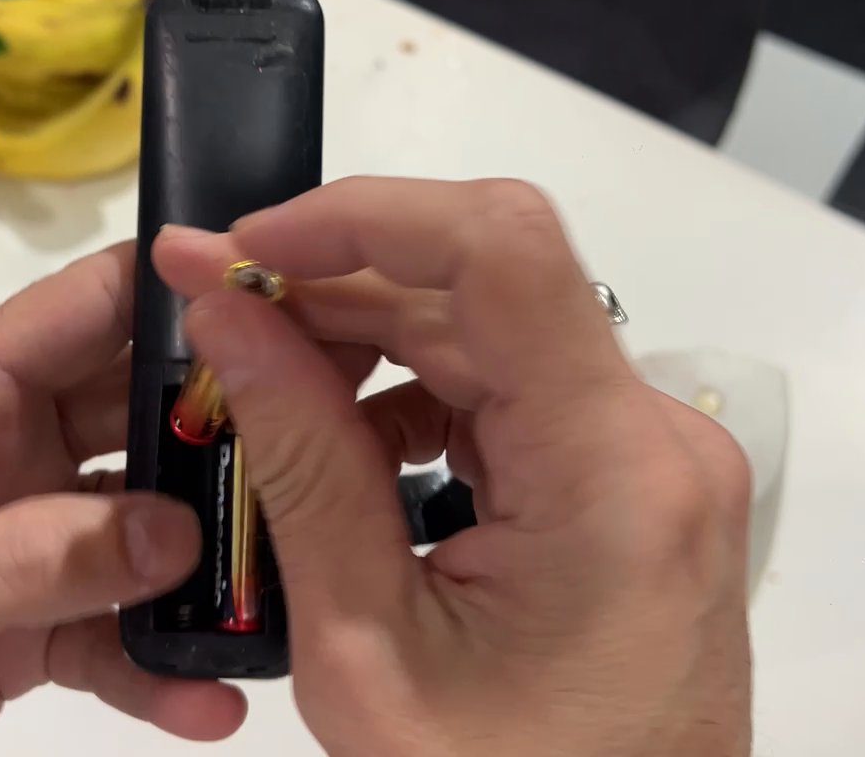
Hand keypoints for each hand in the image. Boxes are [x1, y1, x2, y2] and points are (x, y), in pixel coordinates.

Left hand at [0, 242, 245, 756]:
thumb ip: (28, 561)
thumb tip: (177, 534)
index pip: (79, 309)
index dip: (168, 288)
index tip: (269, 296)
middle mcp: (2, 449)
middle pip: (132, 411)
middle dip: (214, 427)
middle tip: (308, 446)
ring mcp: (23, 534)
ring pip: (139, 518)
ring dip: (202, 548)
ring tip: (277, 578)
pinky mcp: (30, 618)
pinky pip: (114, 622)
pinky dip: (158, 658)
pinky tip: (209, 697)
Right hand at [155, 177, 752, 756]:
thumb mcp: (363, 649)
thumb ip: (298, 461)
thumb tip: (225, 315)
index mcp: (612, 472)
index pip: (502, 250)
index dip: (367, 215)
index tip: (250, 243)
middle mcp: (649, 433)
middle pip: (476, 283)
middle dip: (333, 275)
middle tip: (216, 296)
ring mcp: (639, 447)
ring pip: (479, 323)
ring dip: (360, 330)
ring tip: (260, 368)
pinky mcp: (613, 468)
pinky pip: (494, 381)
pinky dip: (404, 384)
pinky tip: (336, 427)